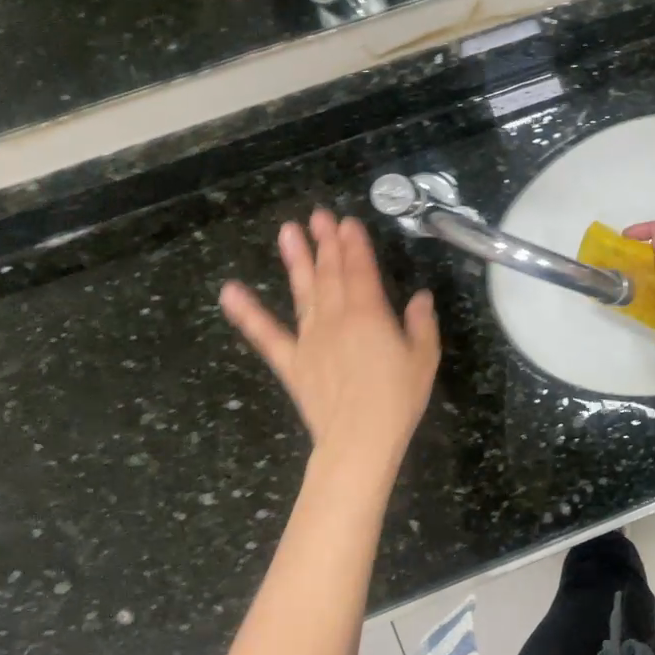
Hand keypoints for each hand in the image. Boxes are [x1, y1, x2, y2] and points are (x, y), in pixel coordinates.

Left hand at [220, 210, 439, 475]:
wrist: (359, 438)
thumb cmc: (398, 397)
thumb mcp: (424, 357)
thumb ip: (420, 324)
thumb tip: (419, 299)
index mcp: (370, 315)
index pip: (361, 270)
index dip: (354, 244)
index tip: (347, 221)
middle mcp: (336, 318)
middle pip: (330, 274)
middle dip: (326, 244)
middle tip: (318, 215)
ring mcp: (309, 339)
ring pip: (302, 292)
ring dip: (295, 261)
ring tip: (288, 232)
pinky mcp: (291, 362)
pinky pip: (266, 334)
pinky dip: (247, 312)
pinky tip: (230, 291)